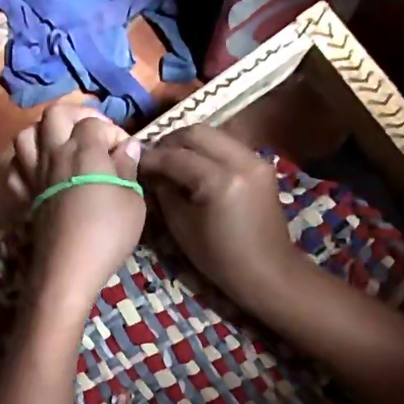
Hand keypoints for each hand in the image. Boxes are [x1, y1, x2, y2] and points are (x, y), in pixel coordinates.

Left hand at [9, 105, 145, 313]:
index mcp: (84, 149)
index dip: (113, 131)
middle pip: (55, 114)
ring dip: (45, 133)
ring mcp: (35, 173)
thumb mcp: (133, 200)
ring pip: (27, 134)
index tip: (126, 152)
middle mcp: (54, 153)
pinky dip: (25, 162)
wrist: (70, 266)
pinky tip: (41, 170)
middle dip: (76, 117)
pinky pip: (15, 167)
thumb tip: (128, 146)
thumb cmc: (108, 232)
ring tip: (63, 145)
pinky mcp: (25, 195)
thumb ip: (128, 168)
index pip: (95, 123)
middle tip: (93, 133)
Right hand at [136, 125, 310, 311]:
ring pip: (214, 134)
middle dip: (170, 142)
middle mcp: (241, 161)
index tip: (135, 163)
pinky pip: (228, 146)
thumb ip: (165, 192)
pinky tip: (196, 167)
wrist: (269, 271)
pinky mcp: (262, 165)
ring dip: (190, 143)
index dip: (152, 158)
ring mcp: (256, 160)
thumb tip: (153, 172)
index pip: (176, 156)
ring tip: (173, 161)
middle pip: (196, 133)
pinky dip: (209, 150)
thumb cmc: (221, 259)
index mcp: (220, 181)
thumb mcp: (182, 228)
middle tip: (154, 158)